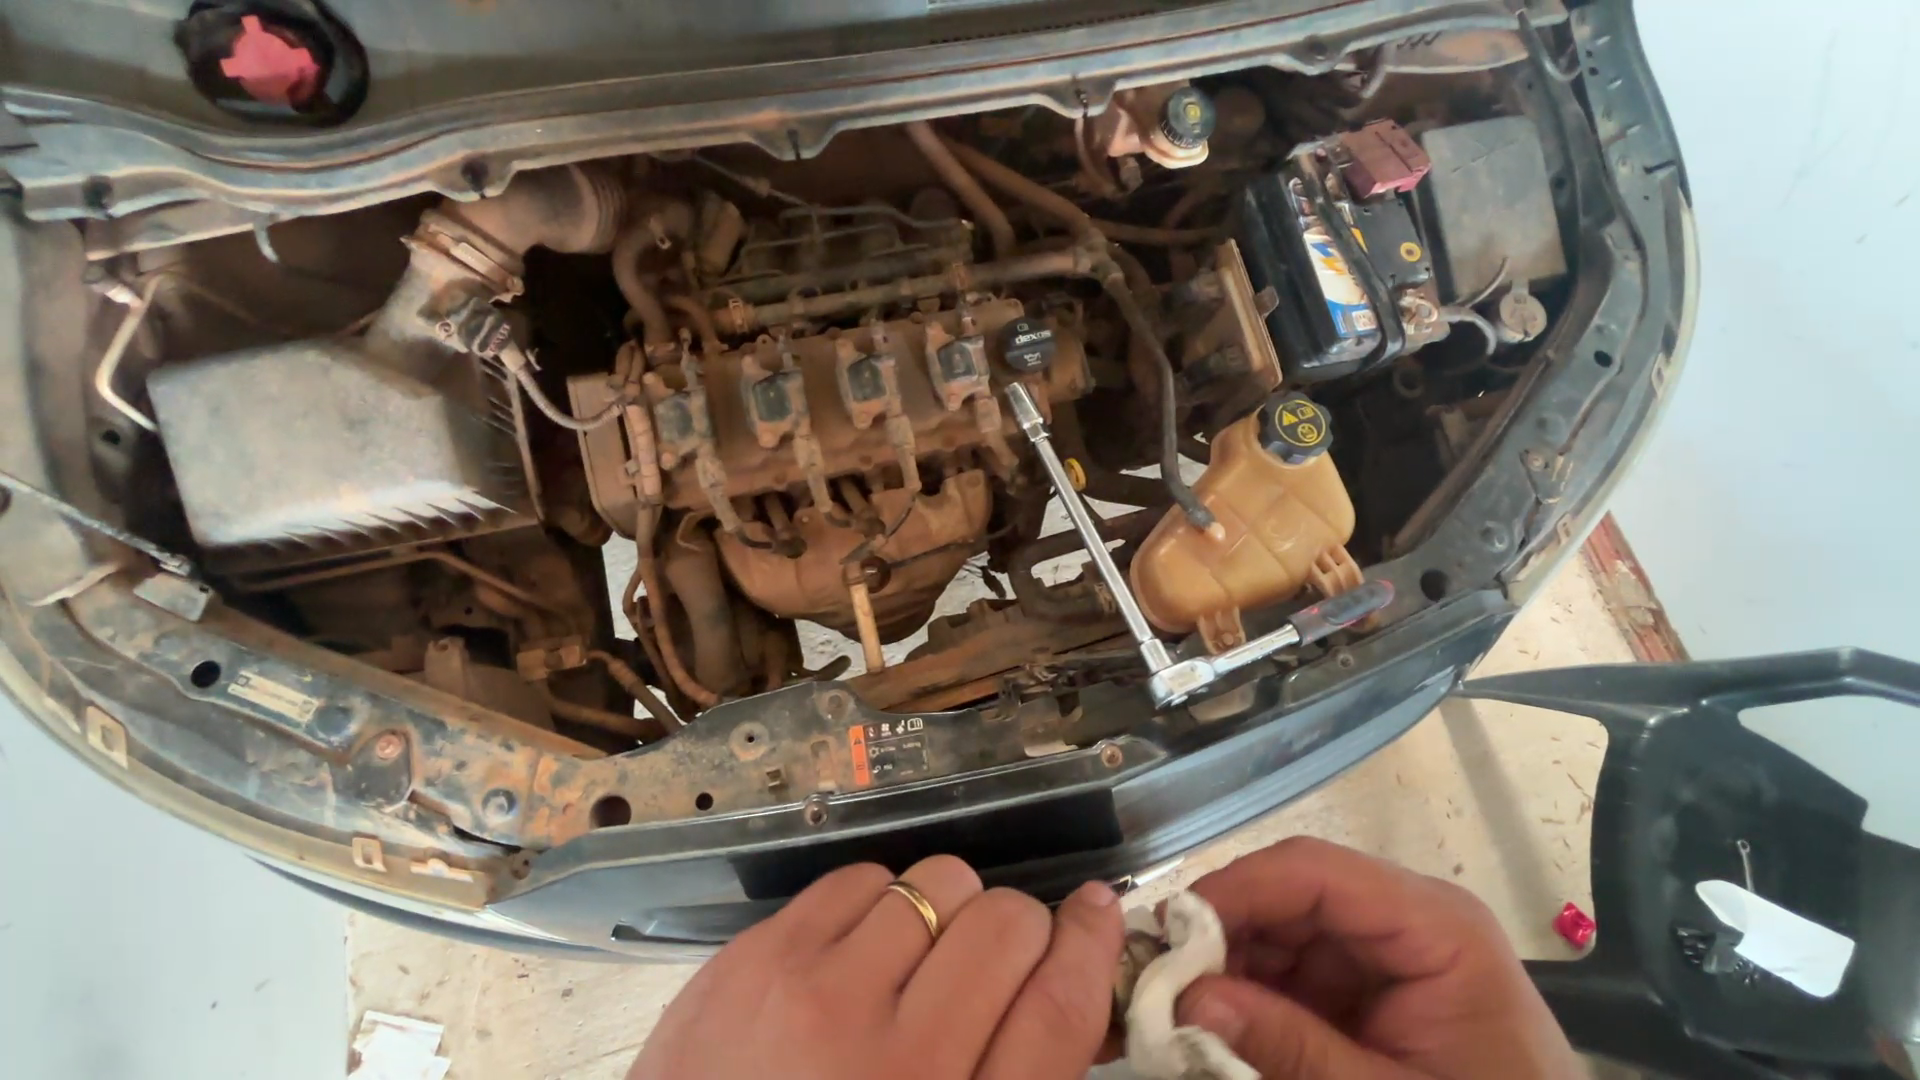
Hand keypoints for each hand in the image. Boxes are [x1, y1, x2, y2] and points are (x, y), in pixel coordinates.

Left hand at [629, 856, 1122, 1079]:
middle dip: (1017, 925)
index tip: (1099, 909)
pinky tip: (858, 949)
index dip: (1090, 948)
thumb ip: (1013, 1073)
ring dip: (947, 909)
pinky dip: (879, 902)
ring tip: (918, 954)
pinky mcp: (759, 955)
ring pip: (940, 882)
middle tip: (991, 956)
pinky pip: (863, 876)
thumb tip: (1065, 970)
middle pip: (1006, 927)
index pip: (1058, 1014)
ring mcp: (819, 996)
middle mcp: (896, 1061)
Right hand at [1177, 837, 1578, 1079]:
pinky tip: (1219, 1021)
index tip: (1172, 933)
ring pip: (1280, 929)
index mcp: (1434, 926)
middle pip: (1289, 894)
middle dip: (1224, 933)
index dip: (1237, 889)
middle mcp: (1405, 919)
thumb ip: (1294, 1051)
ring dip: (1229, 965)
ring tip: (1181, 1005)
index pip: (1314, 870)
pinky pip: (1291, 969)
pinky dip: (1251, 993)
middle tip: (1164, 978)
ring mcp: (1383, 952)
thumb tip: (1187, 998)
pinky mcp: (1367, 987)